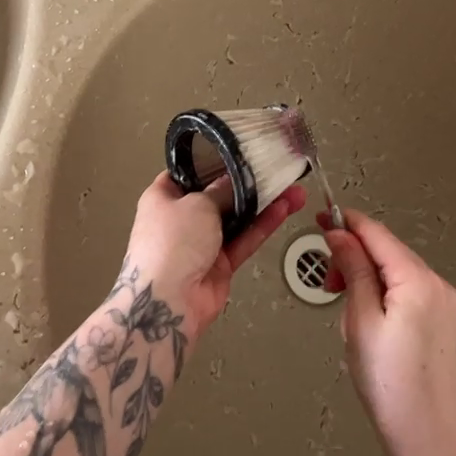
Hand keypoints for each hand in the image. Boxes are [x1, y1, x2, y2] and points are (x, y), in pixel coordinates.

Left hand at [122, 172, 305, 336]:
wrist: (167, 302)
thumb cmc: (173, 242)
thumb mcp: (197, 205)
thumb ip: (220, 191)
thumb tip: (233, 180)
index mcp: (163, 198)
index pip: (186, 173)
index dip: (209, 162)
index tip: (237, 152)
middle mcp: (181, 218)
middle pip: (216, 196)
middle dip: (244, 184)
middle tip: (273, 170)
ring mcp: (201, 242)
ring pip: (235, 218)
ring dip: (261, 205)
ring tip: (292, 189)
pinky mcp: (220, 264)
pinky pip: (243, 240)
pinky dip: (262, 226)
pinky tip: (285, 209)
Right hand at [321, 208, 455, 455]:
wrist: (425, 435)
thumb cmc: (389, 383)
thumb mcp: (359, 319)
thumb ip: (351, 268)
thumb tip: (339, 234)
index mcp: (418, 280)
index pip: (376, 233)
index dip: (346, 222)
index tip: (320, 217)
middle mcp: (438, 284)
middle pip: (387, 249)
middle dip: (353, 255)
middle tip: (329, 282)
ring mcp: (444, 302)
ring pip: (395, 268)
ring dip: (365, 274)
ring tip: (345, 306)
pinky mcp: (443, 319)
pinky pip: (406, 288)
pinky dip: (382, 290)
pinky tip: (366, 314)